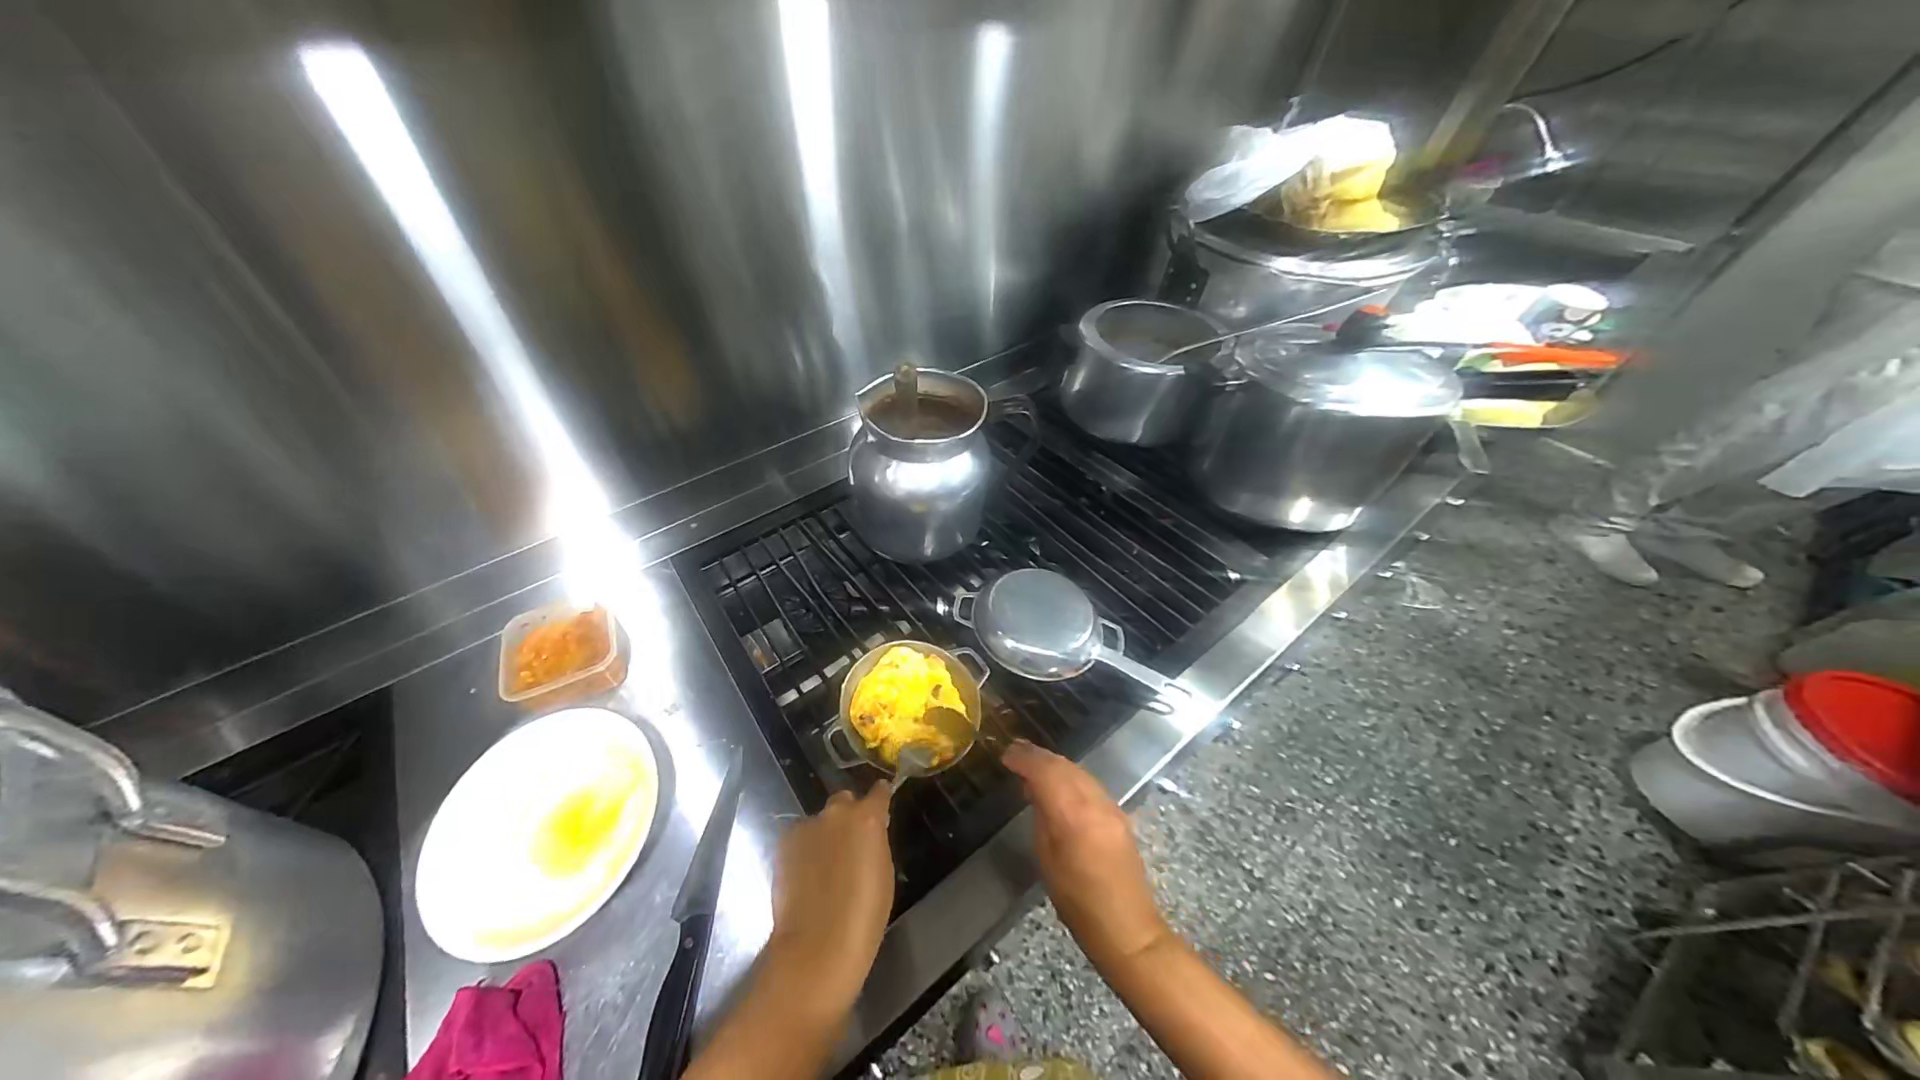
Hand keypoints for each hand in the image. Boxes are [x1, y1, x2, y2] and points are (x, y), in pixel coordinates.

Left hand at [765, 782, 894, 1007]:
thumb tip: (868, 833)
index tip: (881, 805)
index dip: (880, 798)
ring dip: (824, 835)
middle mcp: (836, 813)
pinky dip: (804, 850)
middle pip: (844, 800)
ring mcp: (806, 827)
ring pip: (819, 822)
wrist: (817, 946)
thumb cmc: (865, 914)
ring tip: (823, 866)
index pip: (878, 792)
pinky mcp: (783, 844)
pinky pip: (799, 839)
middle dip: (848, 815)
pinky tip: (806, 877)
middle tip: (850, 843)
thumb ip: (875, 842)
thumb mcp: (883, 871)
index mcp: (867, 817)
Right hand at [1002, 740, 1169, 967]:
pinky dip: (1071, 777)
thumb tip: (1035, 791)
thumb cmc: (1077, 901)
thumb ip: (1041, 817)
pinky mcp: (1120, 814)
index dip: (1023, 758)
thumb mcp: (1046, 859)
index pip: (1045, 770)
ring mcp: (1111, 806)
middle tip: (1016, 753)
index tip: (1006, 754)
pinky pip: (1090, 783)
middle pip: (1063, 765)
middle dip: (1038, 756)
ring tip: (1033, 766)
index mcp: (1072, 814)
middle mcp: (1095, 802)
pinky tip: (1059, 784)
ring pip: (1079, 771)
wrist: (1127, 927)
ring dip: (1055, 764)